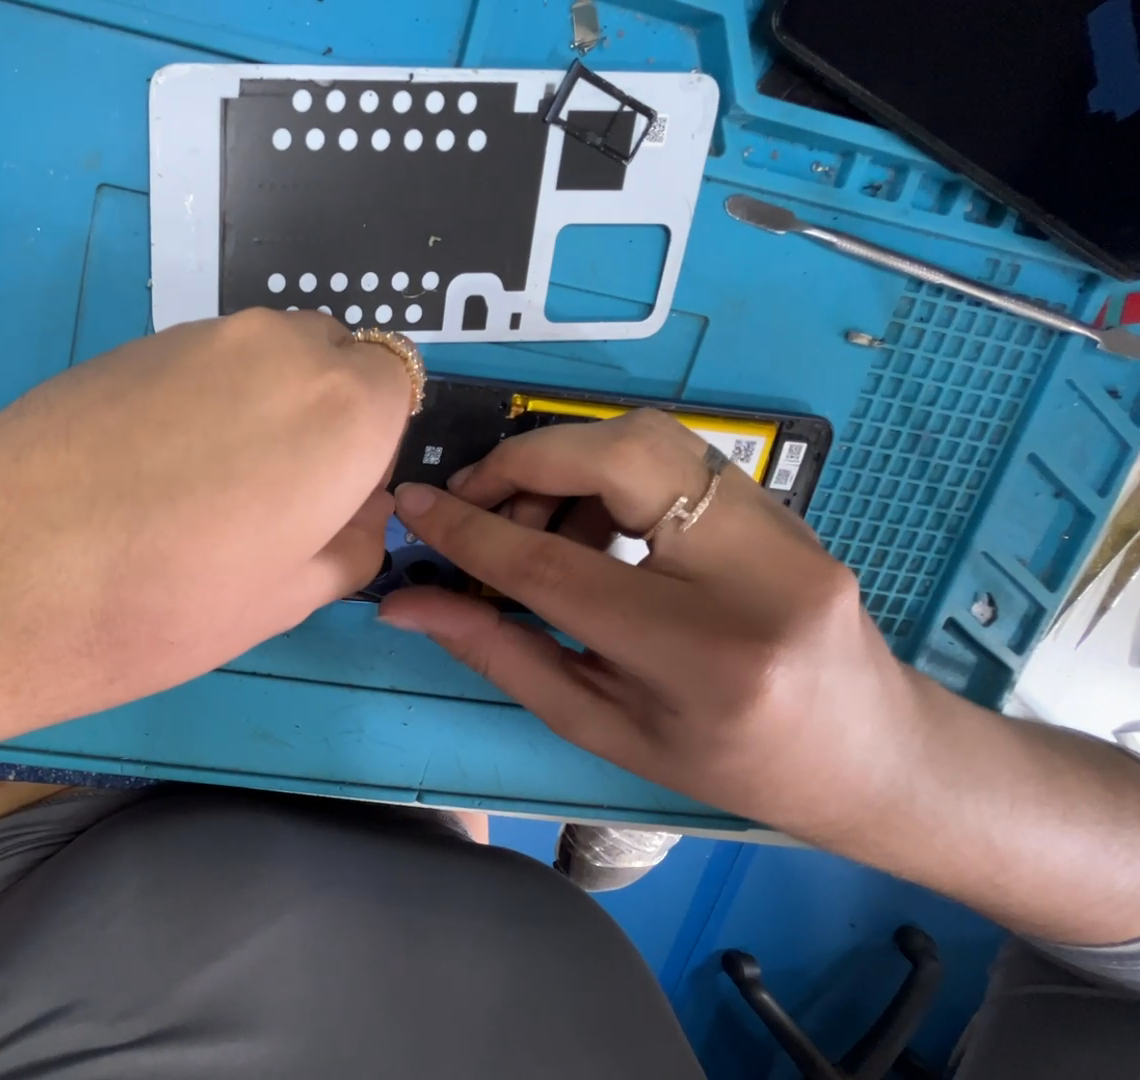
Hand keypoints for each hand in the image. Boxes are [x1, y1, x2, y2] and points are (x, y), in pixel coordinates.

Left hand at [0, 309, 410, 723]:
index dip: (367, 446)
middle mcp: (279, 345)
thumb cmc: (165, 605)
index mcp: (344, 405)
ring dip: (259, 403)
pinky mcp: (130, 343)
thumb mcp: (288, 598)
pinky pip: (200, 361)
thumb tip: (358, 507)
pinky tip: (146, 465)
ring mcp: (198, 335)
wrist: (2, 574)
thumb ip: (350, 542)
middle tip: (266, 495)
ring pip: (263, 355)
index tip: (325, 499)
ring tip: (197, 483)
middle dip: (322, 413)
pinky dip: (200, 398)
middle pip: (331, 358)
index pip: (395, 388)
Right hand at [377, 409, 933, 842]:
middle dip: (524, 462)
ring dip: (562, 464)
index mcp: (702, 655)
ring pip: (649, 438)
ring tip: (530, 523)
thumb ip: (497, 652)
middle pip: (622, 457)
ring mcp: (784, 528)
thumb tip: (407, 604)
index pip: (557, 568)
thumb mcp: (597, 723)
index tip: (411, 507)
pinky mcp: (783, 503)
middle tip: (472, 498)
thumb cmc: (724, 762)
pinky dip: (602, 473)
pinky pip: (671, 456)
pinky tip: (584, 525)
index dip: (470, 532)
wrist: (874, 757)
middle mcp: (756, 574)